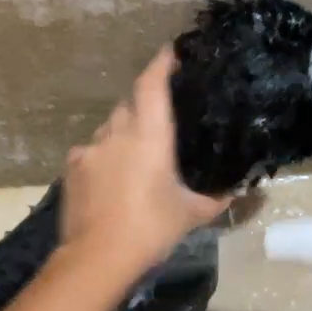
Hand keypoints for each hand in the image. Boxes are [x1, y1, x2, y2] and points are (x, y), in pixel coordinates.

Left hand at [63, 48, 232, 272]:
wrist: (97, 257)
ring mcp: (90, 149)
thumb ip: (216, 199)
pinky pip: (90, 151)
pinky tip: (111, 177)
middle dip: (144, 106)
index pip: (152, 85)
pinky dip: (103, 156)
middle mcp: (117, 132)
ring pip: (109, 128)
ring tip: (136, 155)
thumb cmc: (150, 229)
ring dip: (123, 133)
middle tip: (160, 121)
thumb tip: (239, 191)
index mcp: (149, 135)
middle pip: (130, 104)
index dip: (161, 64)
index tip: (171, 53)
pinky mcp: (72, 167)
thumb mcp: (191, 215)